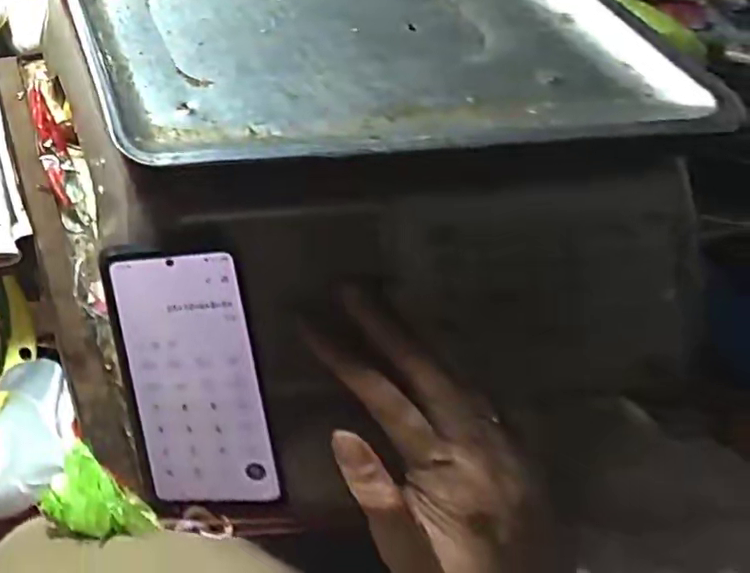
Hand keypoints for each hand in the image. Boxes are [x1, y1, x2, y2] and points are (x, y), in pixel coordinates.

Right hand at [304, 288, 557, 572]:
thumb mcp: (405, 556)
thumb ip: (377, 500)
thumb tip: (339, 433)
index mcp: (453, 474)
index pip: (387, 399)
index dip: (343, 356)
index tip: (306, 322)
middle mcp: (488, 455)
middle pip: (432, 377)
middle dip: (387, 328)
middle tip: (351, 288)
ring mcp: (514, 456)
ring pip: (468, 382)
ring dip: (428, 338)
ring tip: (397, 300)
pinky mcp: (527, 463)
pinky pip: (497, 401)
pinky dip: (469, 368)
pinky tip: (452, 352)